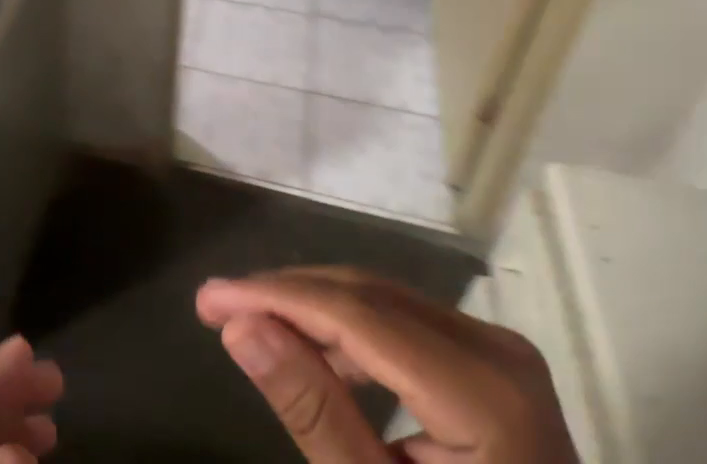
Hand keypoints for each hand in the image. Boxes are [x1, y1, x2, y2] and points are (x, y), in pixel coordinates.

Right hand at [198, 268, 577, 463]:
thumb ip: (314, 413)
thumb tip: (242, 326)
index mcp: (485, 393)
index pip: (358, 315)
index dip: (276, 298)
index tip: (207, 300)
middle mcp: (497, 350)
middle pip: (369, 296)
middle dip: (286, 294)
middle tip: (213, 306)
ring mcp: (499, 350)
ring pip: (382, 300)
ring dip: (311, 307)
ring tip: (249, 322)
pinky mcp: (491, 360)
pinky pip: (404, 323)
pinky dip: (348, 328)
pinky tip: (308, 347)